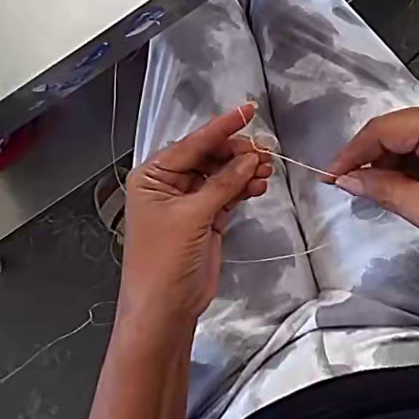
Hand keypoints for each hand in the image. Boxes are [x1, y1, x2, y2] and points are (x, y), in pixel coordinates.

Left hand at [118, 104, 271, 336]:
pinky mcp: (204, 219)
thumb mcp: (192, 217)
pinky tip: (259, 183)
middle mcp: (167, 184)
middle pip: (206, 157)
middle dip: (235, 152)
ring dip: (242, 170)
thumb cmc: (164, 260)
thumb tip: (248, 157)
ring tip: (267, 167)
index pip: (190, 144)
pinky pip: (226, 195)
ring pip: (219, 175)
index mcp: (151, 176)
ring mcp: (187, 202)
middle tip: (263, 150)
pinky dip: (242, 188)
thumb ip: (221, 184)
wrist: (164, 308)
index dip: (220, 128)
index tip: (246, 110)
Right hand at [325, 99, 418, 277]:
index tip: (329, 178)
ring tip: (385, 196)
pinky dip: (410, 169)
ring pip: (406, 140)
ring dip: (391, 167)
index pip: (383, 130)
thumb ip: (383, 190)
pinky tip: (409, 191)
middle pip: (393, 132)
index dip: (351, 153)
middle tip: (352, 190)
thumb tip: (344, 178)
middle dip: (371, 161)